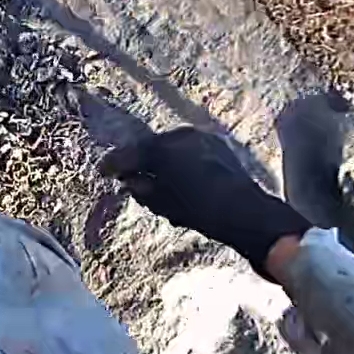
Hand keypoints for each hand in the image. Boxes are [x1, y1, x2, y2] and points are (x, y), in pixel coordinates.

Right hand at [98, 128, 311, 278]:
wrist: (252, 217)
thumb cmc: (203, 210)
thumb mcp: (163, 203)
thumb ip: (142, 189)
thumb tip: (129, 181)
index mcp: (166, 146)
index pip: (131, 152)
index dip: (114, 163)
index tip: (102, 171)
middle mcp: (183, 136)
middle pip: (151, 149)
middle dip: (139, 162)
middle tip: (125, 176)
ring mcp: (203, 140)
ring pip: (170, 151)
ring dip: (159, 165)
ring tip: (152, 184)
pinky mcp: (219, 149)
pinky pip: (188, 154)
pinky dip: (177, 165)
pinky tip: (176, 183)